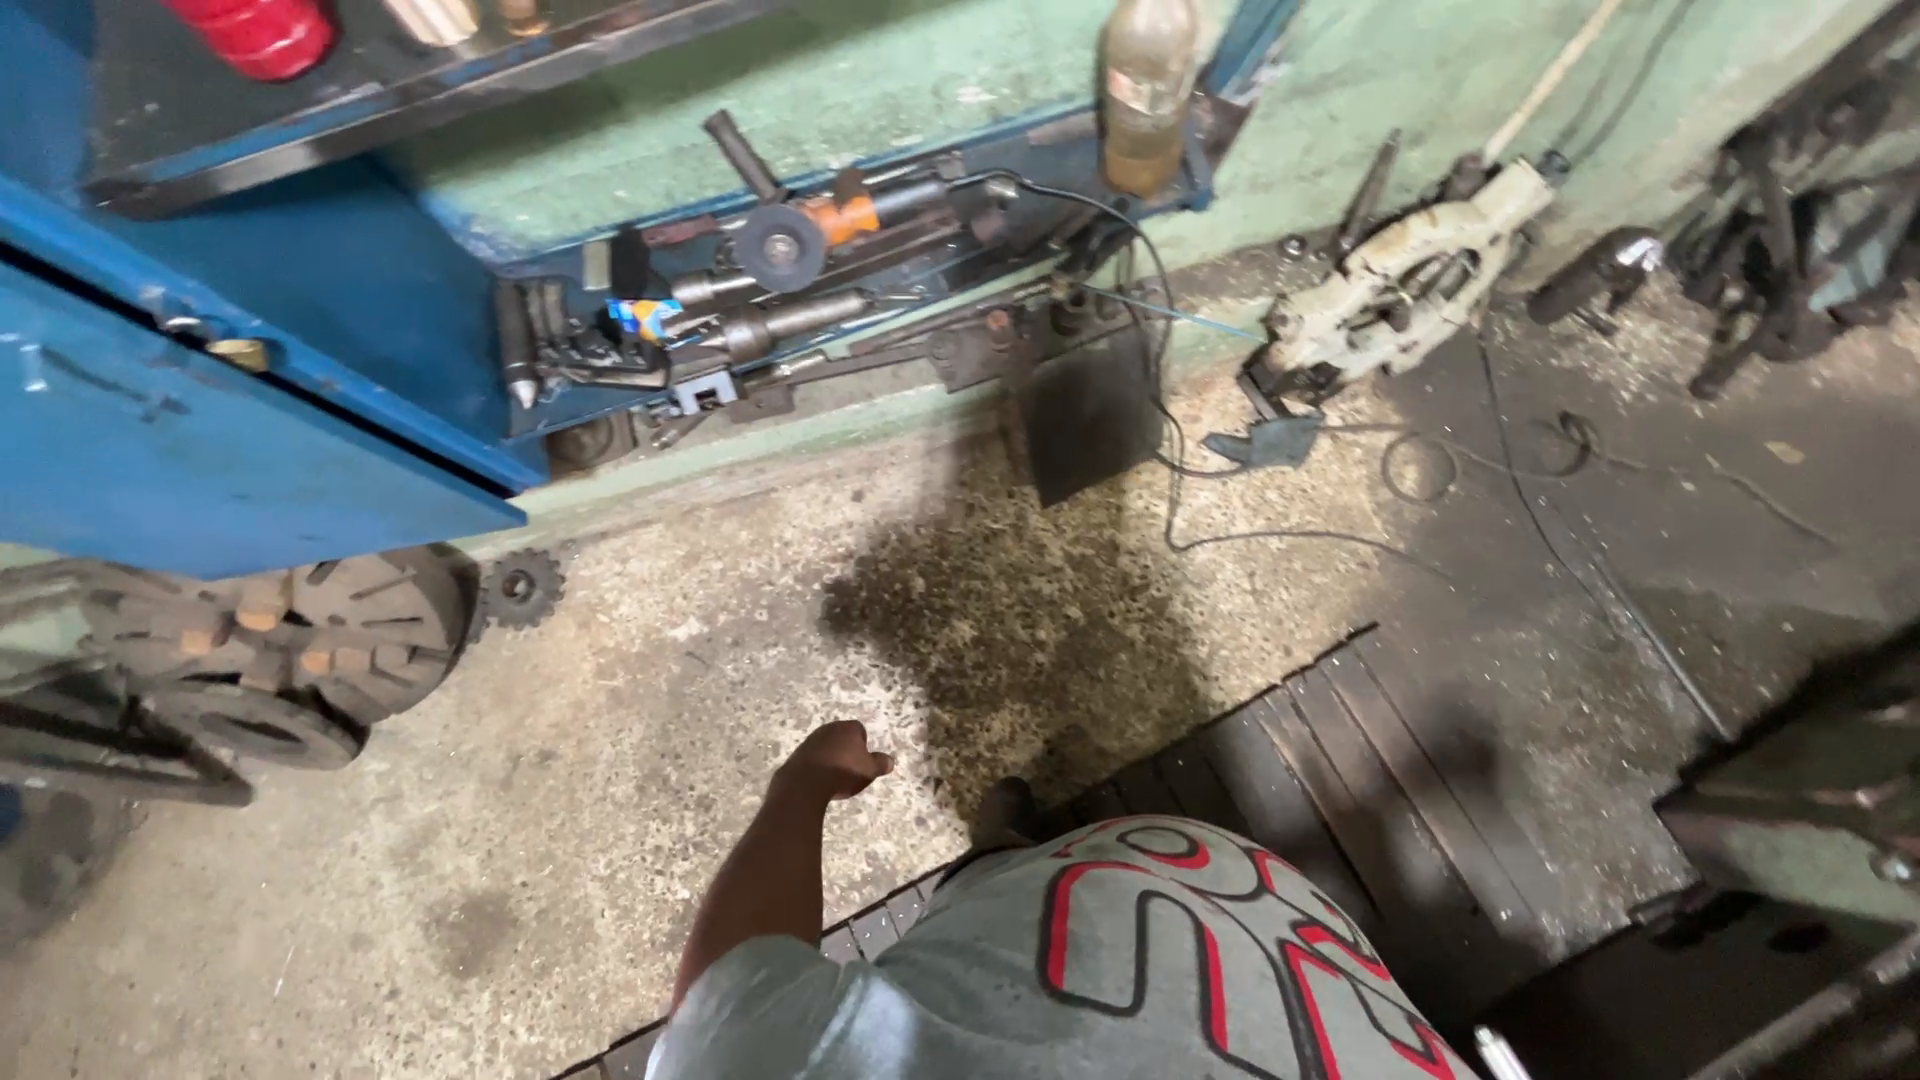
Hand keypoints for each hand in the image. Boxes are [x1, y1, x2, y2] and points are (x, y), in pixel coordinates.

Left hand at [774, 721, 892, 802]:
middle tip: (850, 768)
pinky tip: (819, 781)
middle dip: (846, 749)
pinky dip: (817, 766)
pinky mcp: (797, 753)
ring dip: (830, 757)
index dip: (863, 745)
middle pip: (841, 737)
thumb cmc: (843, 772)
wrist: (806, 782)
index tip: (862, 761)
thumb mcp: (869, 770)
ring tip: (834, 777)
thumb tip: (891, 761)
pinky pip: (812, 758)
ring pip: (826, 746)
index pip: (860, 730)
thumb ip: (880, 764)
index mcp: (848, 728)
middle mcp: (829, 729)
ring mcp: (811, 740)